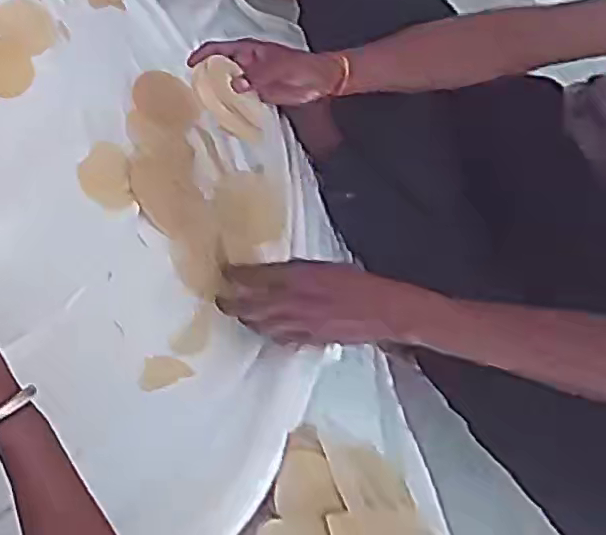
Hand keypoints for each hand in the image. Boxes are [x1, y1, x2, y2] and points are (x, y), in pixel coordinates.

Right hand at [188, 39, 346, 105]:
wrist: (324, 80)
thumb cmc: (301, 66)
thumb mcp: (279, 67)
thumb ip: (257, 75)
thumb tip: (235, 85)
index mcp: (247, 50)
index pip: (218, 49)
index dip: (202, 55)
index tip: (190, 65)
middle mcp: (244, 63)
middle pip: (218, 66)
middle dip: (205, 75)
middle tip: (195, 88)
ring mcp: (250, 78)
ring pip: (226, 83)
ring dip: (217, 90)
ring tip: (205, 101)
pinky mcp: (257, 92)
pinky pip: (238, 97)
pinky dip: (230, 102)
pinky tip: (224, 110)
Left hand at [217, 262, 447, 346]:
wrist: (387, 310)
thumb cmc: (353, 281)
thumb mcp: (315, 265)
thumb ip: (287, 270)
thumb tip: (263, 272)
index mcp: (292, 278)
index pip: (250, 277)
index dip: (232, 276)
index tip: (222, 272)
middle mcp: (292, 302)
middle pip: (249, 306)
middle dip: (230, 303)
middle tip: (219, 299)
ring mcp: (301, 324)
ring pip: (262, 325)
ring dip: (246, 319)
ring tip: (237, 313)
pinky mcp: (313, 339)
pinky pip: (282, 339)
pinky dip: (268, 333)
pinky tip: (264, 330)